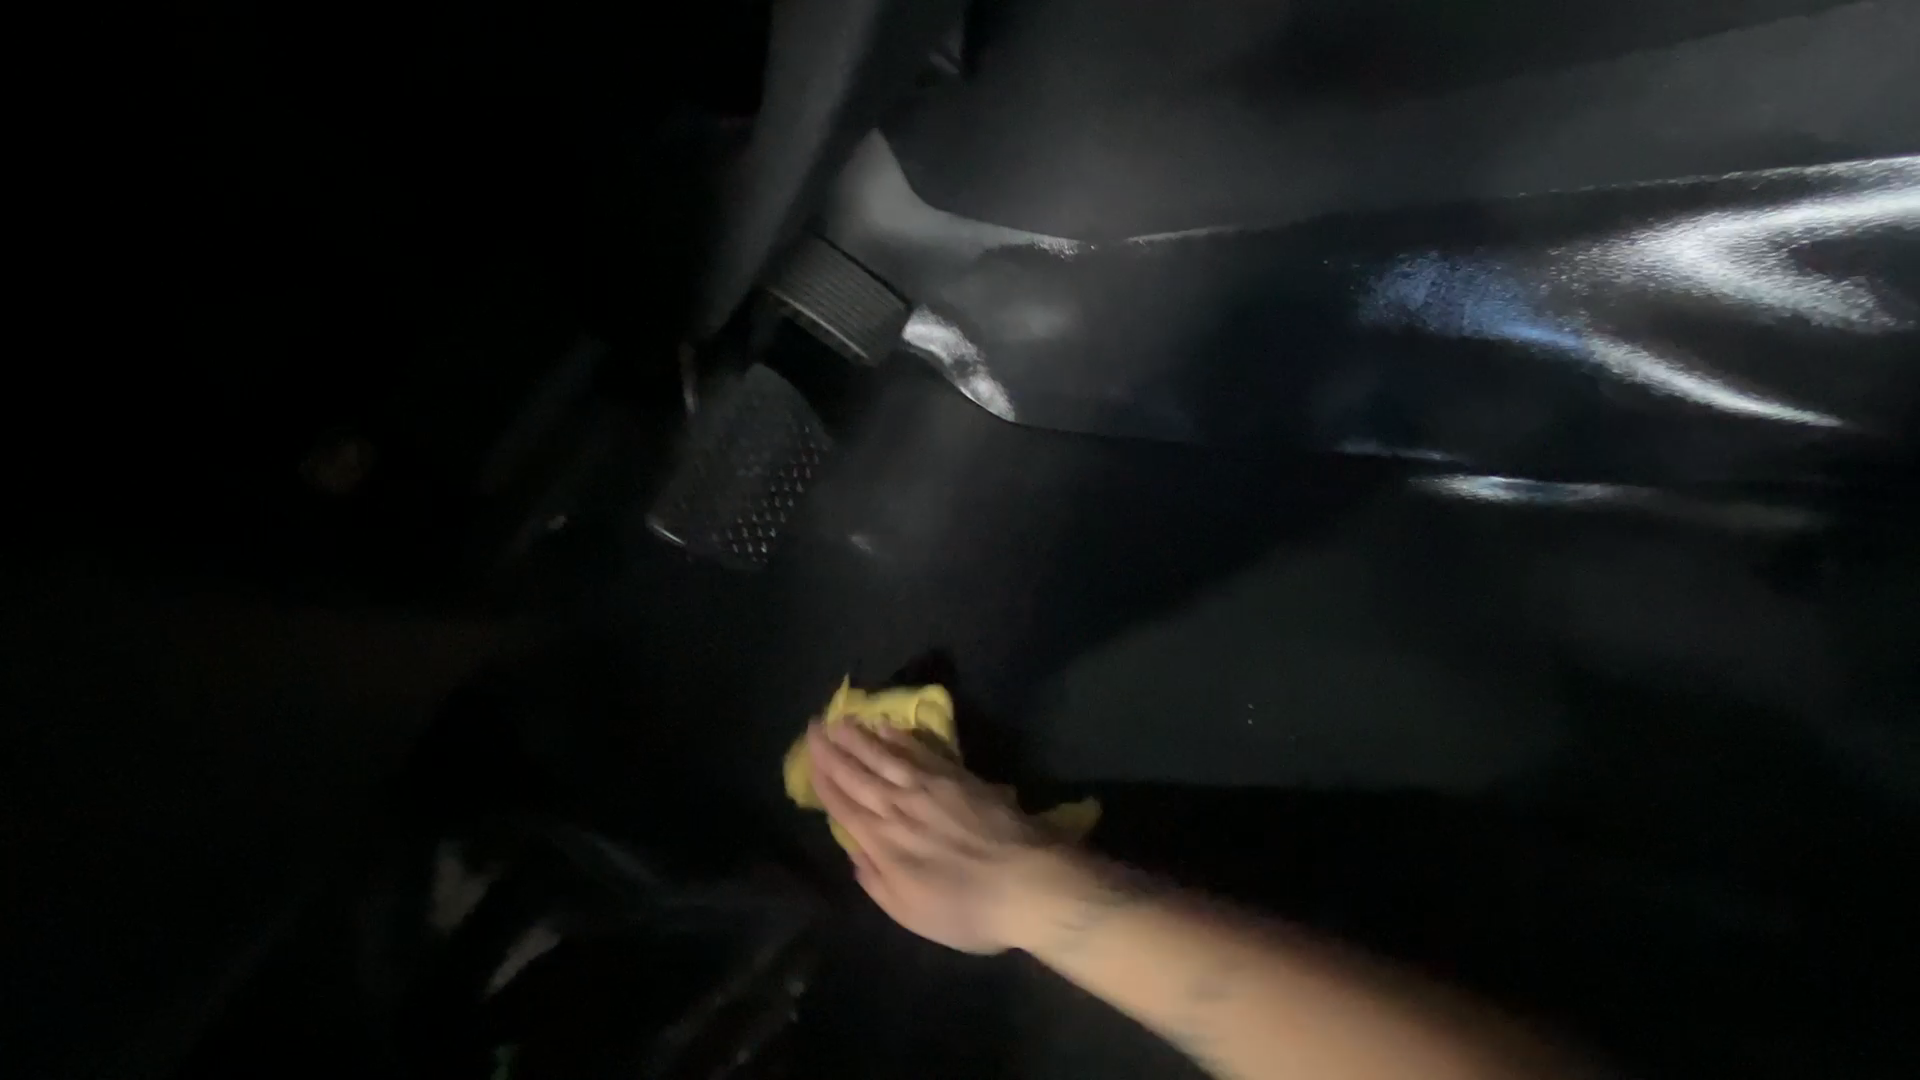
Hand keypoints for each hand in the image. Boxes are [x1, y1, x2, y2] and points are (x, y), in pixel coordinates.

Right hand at [805, 720, 1060, 952]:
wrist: (1027, 880)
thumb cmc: (968, 909)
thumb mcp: (912, 914)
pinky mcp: (958, 776)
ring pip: (885, 756)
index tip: (808, 758)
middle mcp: (899, 807)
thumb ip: (878, 883)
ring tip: (840, 720)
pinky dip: (900, 738)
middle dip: (834, 752)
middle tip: (814, 727)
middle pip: (859, 774)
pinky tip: (887, 727)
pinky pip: (921, 750)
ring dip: (860, 738)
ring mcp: (930, 786)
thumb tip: (855, 854)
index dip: (824, 782)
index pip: (845, 806)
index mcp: (884, 843)